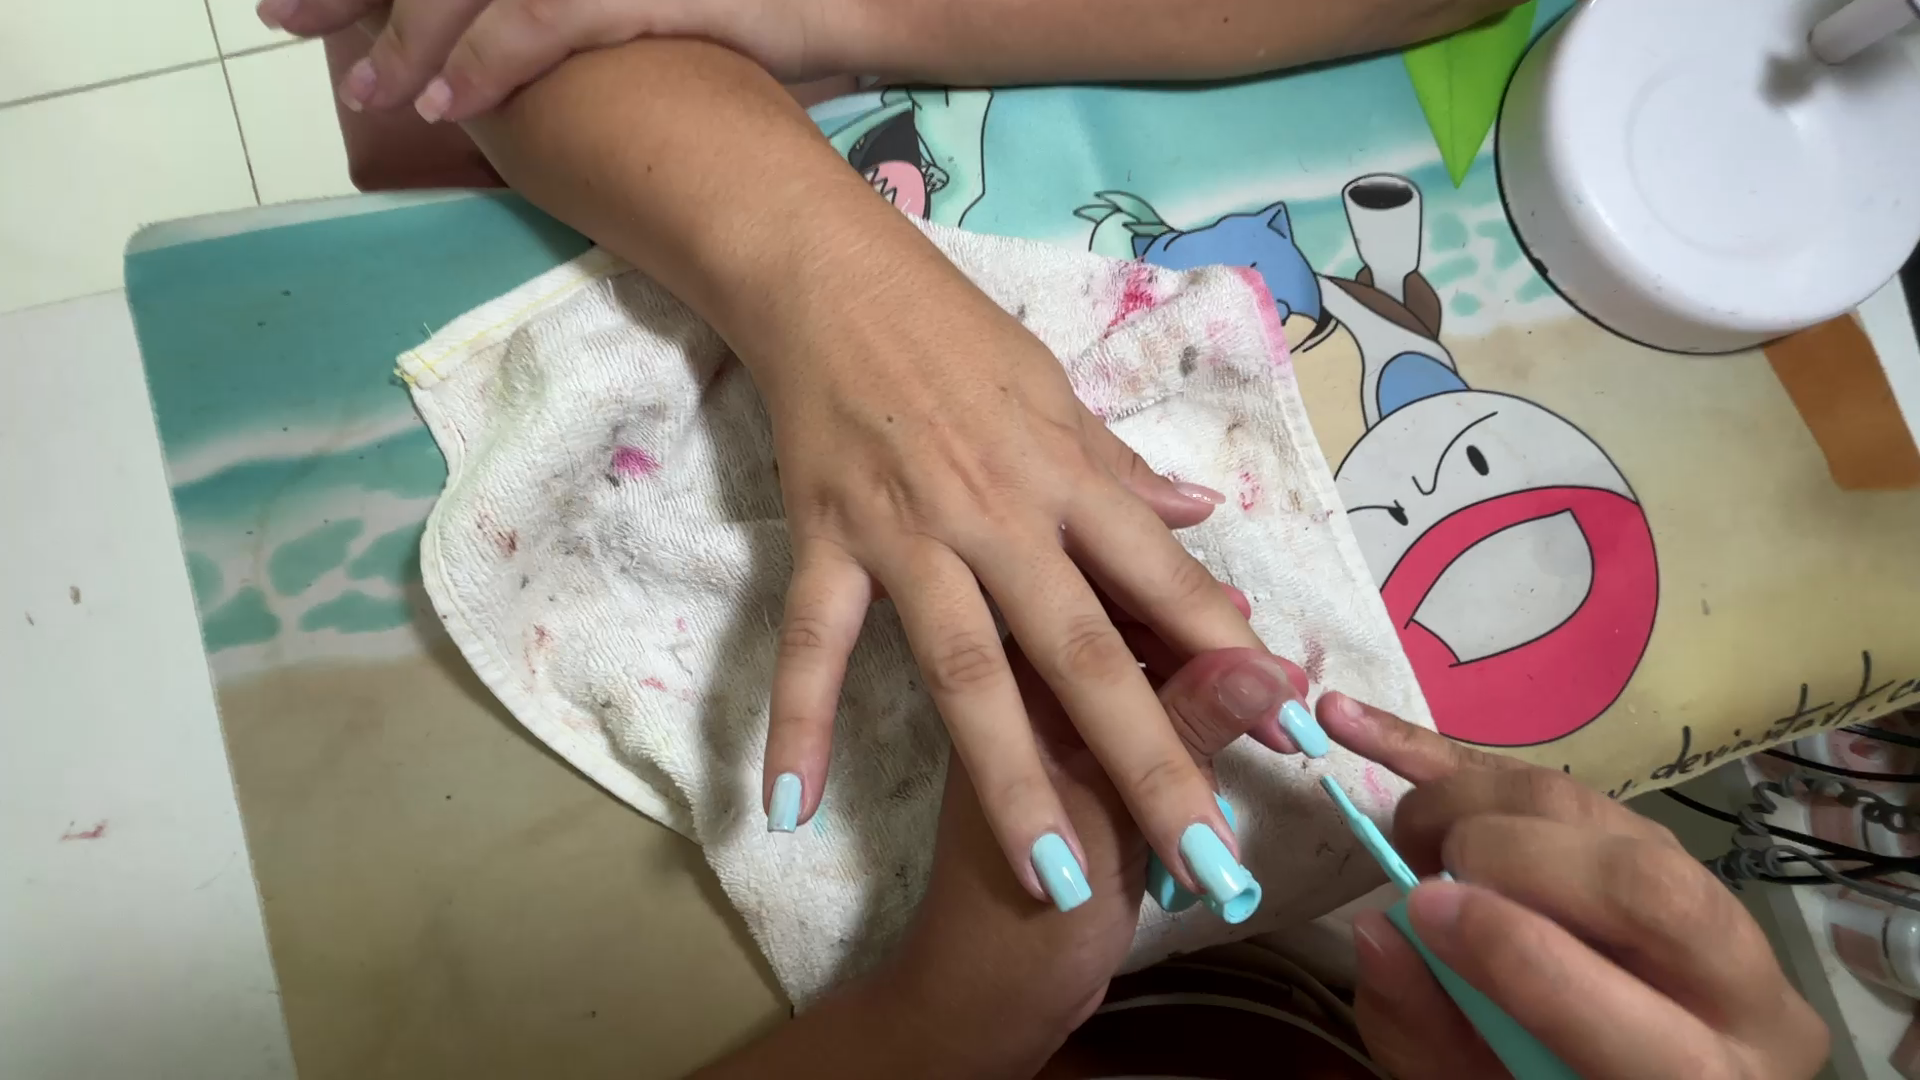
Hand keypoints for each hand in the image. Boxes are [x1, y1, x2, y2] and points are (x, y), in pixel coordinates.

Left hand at [259, 0, 839, 120]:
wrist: (834, 4)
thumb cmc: (754, 18)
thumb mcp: (652, 10)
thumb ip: (590, 23)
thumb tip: (547, 56)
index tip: (327, 5)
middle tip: (285, 16)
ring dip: (401, 39)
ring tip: (362, 92)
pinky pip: (535, 26)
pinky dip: (482, 64)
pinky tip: (444, 108)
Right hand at [749, 237, 1297, 917]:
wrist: (834, 282)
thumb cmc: (954, 333)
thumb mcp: (1054, 388)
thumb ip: (1121, 466)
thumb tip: (1201, 511)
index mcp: (1066, 476)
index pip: (1165, 579)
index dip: (1232, 658)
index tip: (1286, 738)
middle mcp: (1000, 517)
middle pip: (1085, 653)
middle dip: (1152, 764)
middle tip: (1208, 868)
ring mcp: (909, 536)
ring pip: (965, 672)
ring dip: (1008, 779)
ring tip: (1051, 881)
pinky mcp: (827, 543)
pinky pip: (813, 644)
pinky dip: (797, 720)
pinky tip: (788, 803)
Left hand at [878, 623, 1310, 1073]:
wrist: (993, 996)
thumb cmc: (1033, 906)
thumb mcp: (1113, 811)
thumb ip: (1182, 734)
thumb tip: (1264, 664)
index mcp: (1016, 672)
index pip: (1097, 603)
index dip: (1176, 608)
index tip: (1254, 623)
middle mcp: (1034, 681)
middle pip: (1128, 635)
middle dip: (1204, 650)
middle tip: (1283, 673)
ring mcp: (1062, 722)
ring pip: (1142, 677)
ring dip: (1206, 690)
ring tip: (1276, 700)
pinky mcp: (1087, 760)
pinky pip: (1146, 720)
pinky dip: (1193, 728)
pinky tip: (1236, 731)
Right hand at [1317, 693, 1829, 1079]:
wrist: (1605, 1057)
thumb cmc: (1531, 1079)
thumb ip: (1423, 1031)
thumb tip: (1375, 928)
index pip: (1636, 1017)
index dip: (1509, 949)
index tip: (1415, 908)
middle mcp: (1732, 978)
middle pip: (1637, 882)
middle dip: (1499, 854)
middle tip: (1418, 866)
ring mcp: (1687, 882)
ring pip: (1576, 802)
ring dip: (1465, 797)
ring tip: (1408, 837)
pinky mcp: (1616, 823)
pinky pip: (1523, 770)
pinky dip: (1427, 748)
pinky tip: (1349, 720)